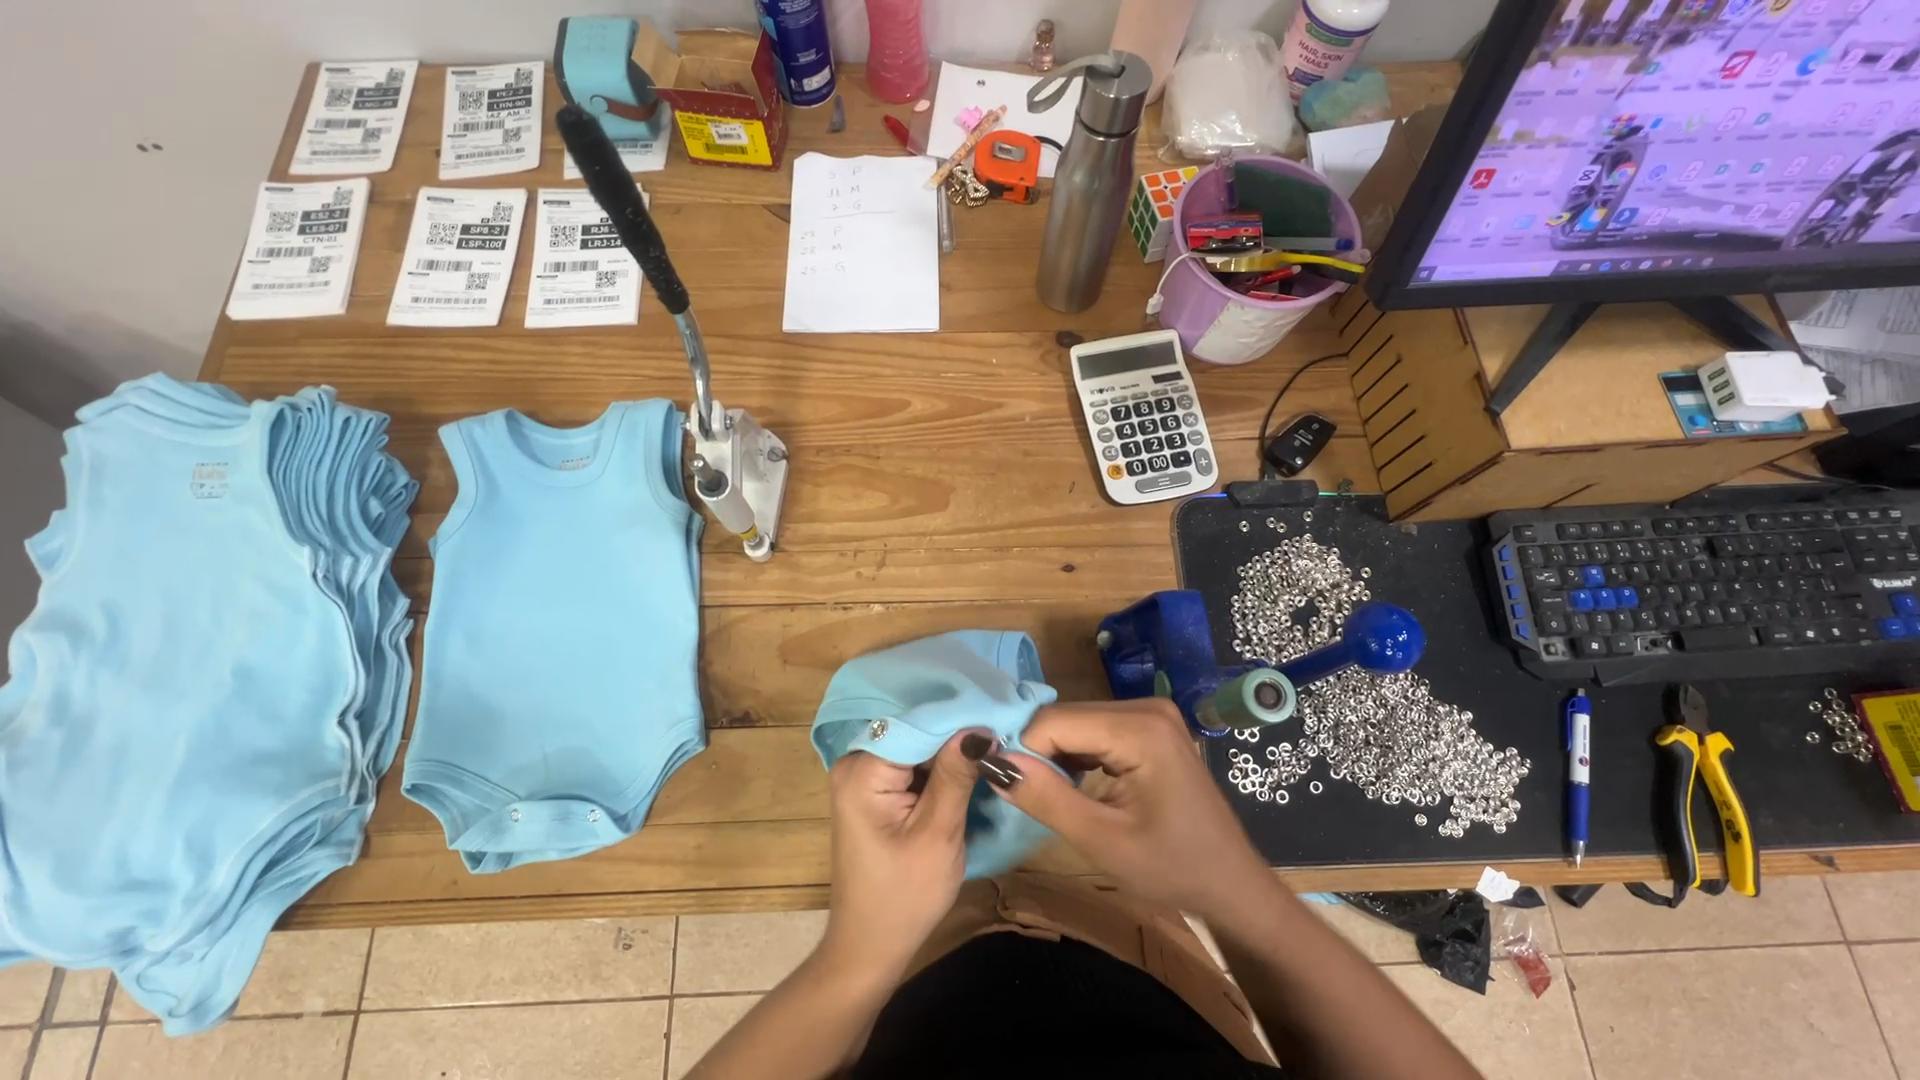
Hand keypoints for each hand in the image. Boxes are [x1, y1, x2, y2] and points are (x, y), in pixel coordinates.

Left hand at [818, 733, 980, 980]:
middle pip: (915, 729)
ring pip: (917, 745)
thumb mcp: (938, 834)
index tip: (1004, 710)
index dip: (960, 716)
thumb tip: (981, 726)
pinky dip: (940, 763)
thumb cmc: (903, 898)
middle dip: (957, 729)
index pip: (918, 723)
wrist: (871, 947)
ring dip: (952, 745)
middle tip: (1008, 722)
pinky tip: (973, 759)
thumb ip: (956, 776)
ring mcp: (864, 776)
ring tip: (998, 735)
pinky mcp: (875, 791)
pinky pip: (912, 763)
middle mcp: (856, 763)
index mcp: (863, 771)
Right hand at [988, 699, 1278, 922]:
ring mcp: (1152, 714)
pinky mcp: (1151, 727)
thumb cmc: (1172, 868)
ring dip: (1055, 756)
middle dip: (1038, 753)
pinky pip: (1096, 730)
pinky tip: (1075, 786)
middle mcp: (1146, 707)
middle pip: (1065, 717)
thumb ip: (1046, 797)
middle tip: (1029, 799)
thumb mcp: (1101, 840)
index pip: (1053, 721)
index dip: (1023, 753)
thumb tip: (992, 763)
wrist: (1230, 883)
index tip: (1011, 792)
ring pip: (1076, 723)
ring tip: (1051, 796)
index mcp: (1140, 729)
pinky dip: (1077, 755)